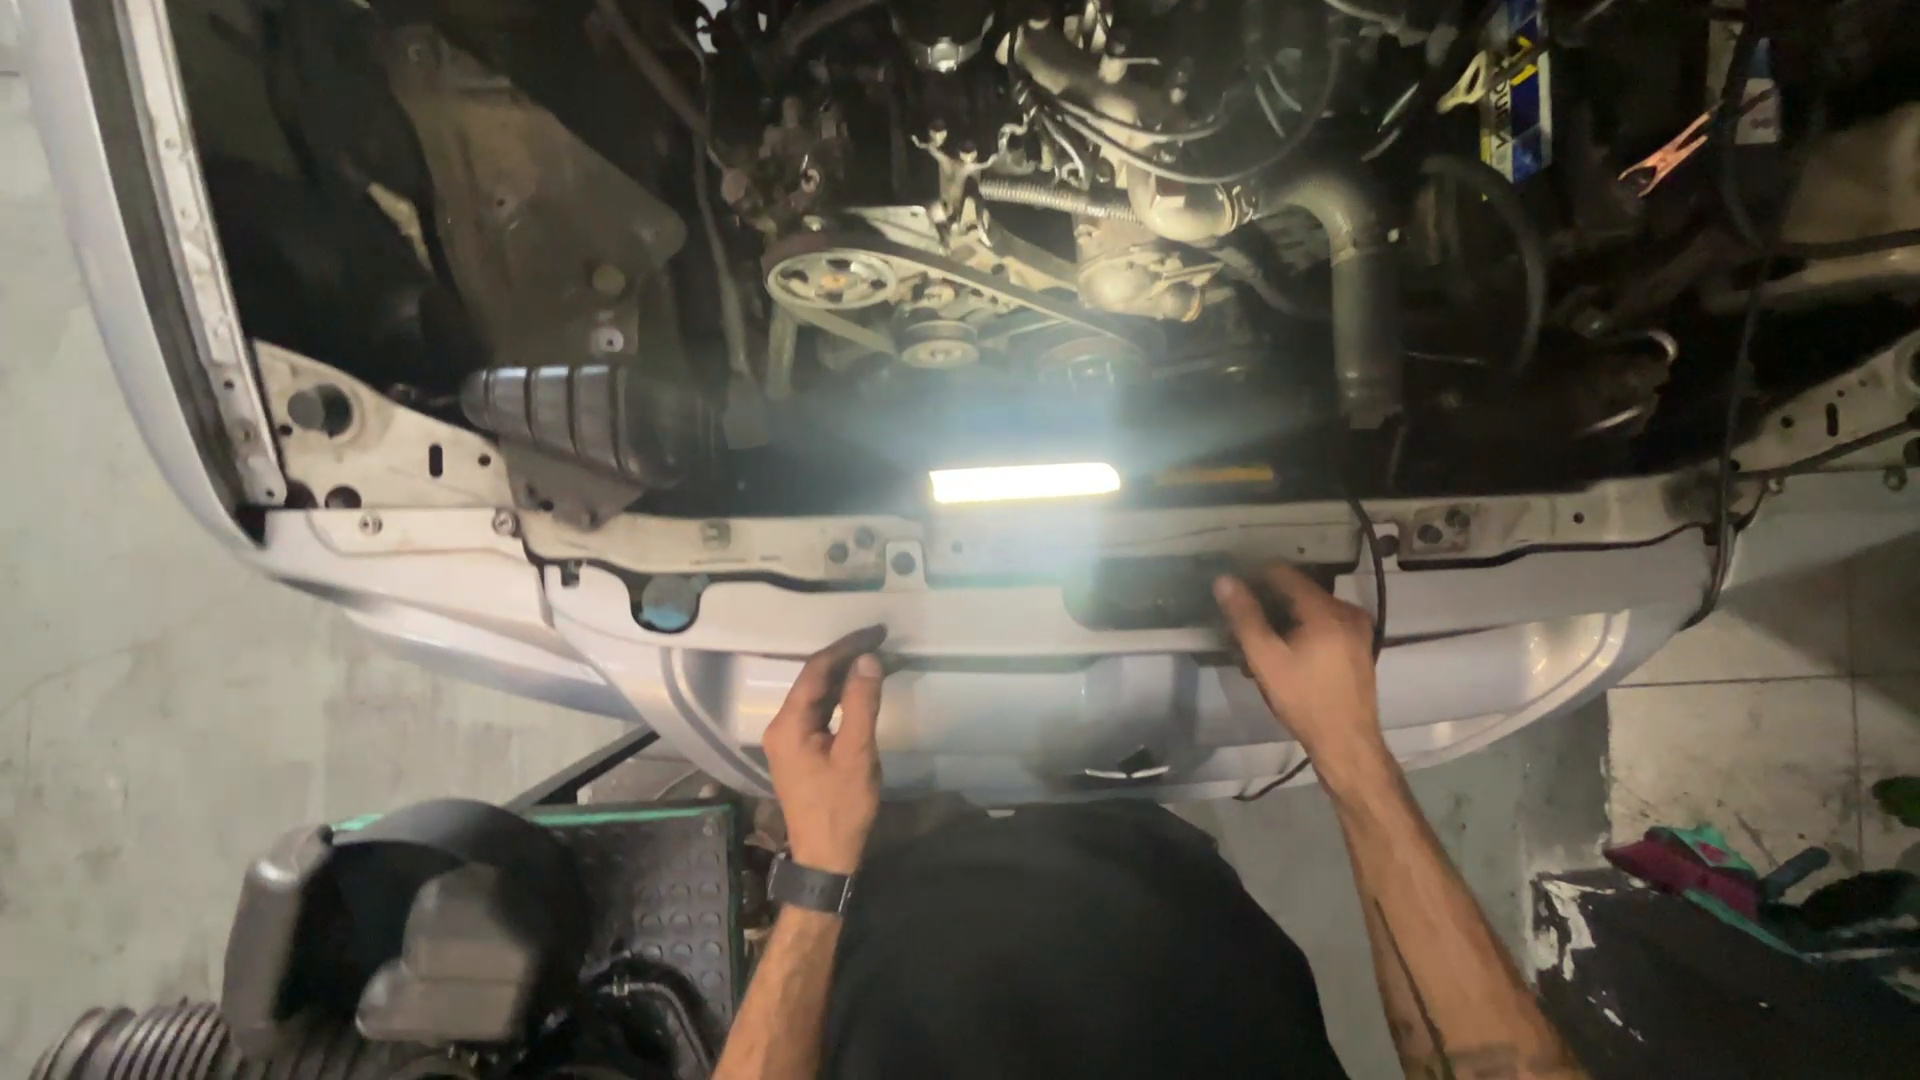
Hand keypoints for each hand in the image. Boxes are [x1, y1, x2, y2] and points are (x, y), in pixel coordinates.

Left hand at [763, 626, 887, 874]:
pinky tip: (865, 691)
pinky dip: (844, 698)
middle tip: (884, 643)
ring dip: (848, 677)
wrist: (826, 859)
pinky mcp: (802, 751)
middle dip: (849, 658)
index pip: (816, 670)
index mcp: (788, 724)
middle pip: (815, 679)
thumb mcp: (857, 754)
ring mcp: (790, 739)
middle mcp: (782, 726)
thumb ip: (862, 703)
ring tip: (881, 661)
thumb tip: (868, 659)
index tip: (877, 632)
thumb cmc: (841, 808)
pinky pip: (822, 712)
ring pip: (820, 695)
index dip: (847, 646)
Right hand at [1214, 564, 1381, 763]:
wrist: (1346, 740)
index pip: (1284, 574)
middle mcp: (1347, 611)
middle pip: (1297, 591)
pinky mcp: (1358, 644)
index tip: (1232, 588)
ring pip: (1309, 608)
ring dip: (1281, 619)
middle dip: (1267, 603)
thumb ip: (1245, 617)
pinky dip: (1300, 629)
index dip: (1254, 576)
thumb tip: (1224, 580)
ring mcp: (1357, 628)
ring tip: (1257, 642)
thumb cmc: (1303, 699)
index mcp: (1326, 610)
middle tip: (1240, 623)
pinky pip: (1323, 623)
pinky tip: (1282, 652)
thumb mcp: (1265, 659)